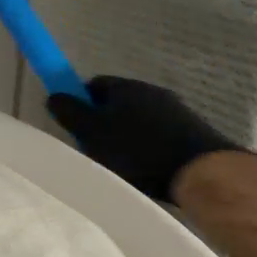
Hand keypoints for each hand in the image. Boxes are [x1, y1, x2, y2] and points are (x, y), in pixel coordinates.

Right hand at [46, 76, 240, 202]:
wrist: (202, 172)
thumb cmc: (137, 149)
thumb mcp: (90, 131)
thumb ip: (68, 112)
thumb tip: (54, 96)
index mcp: (126, 87)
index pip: (93, 84)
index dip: (79, 101)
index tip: (73, 123)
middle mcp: (152, 91)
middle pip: (116, 102)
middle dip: (102, 120)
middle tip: (92, 145)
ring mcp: (177, 111)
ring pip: (137, 119)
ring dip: (125, 135)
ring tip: (119, 161)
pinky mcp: (193, 132)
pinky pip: (158, 134)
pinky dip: (146, 146)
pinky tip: (144, 166)